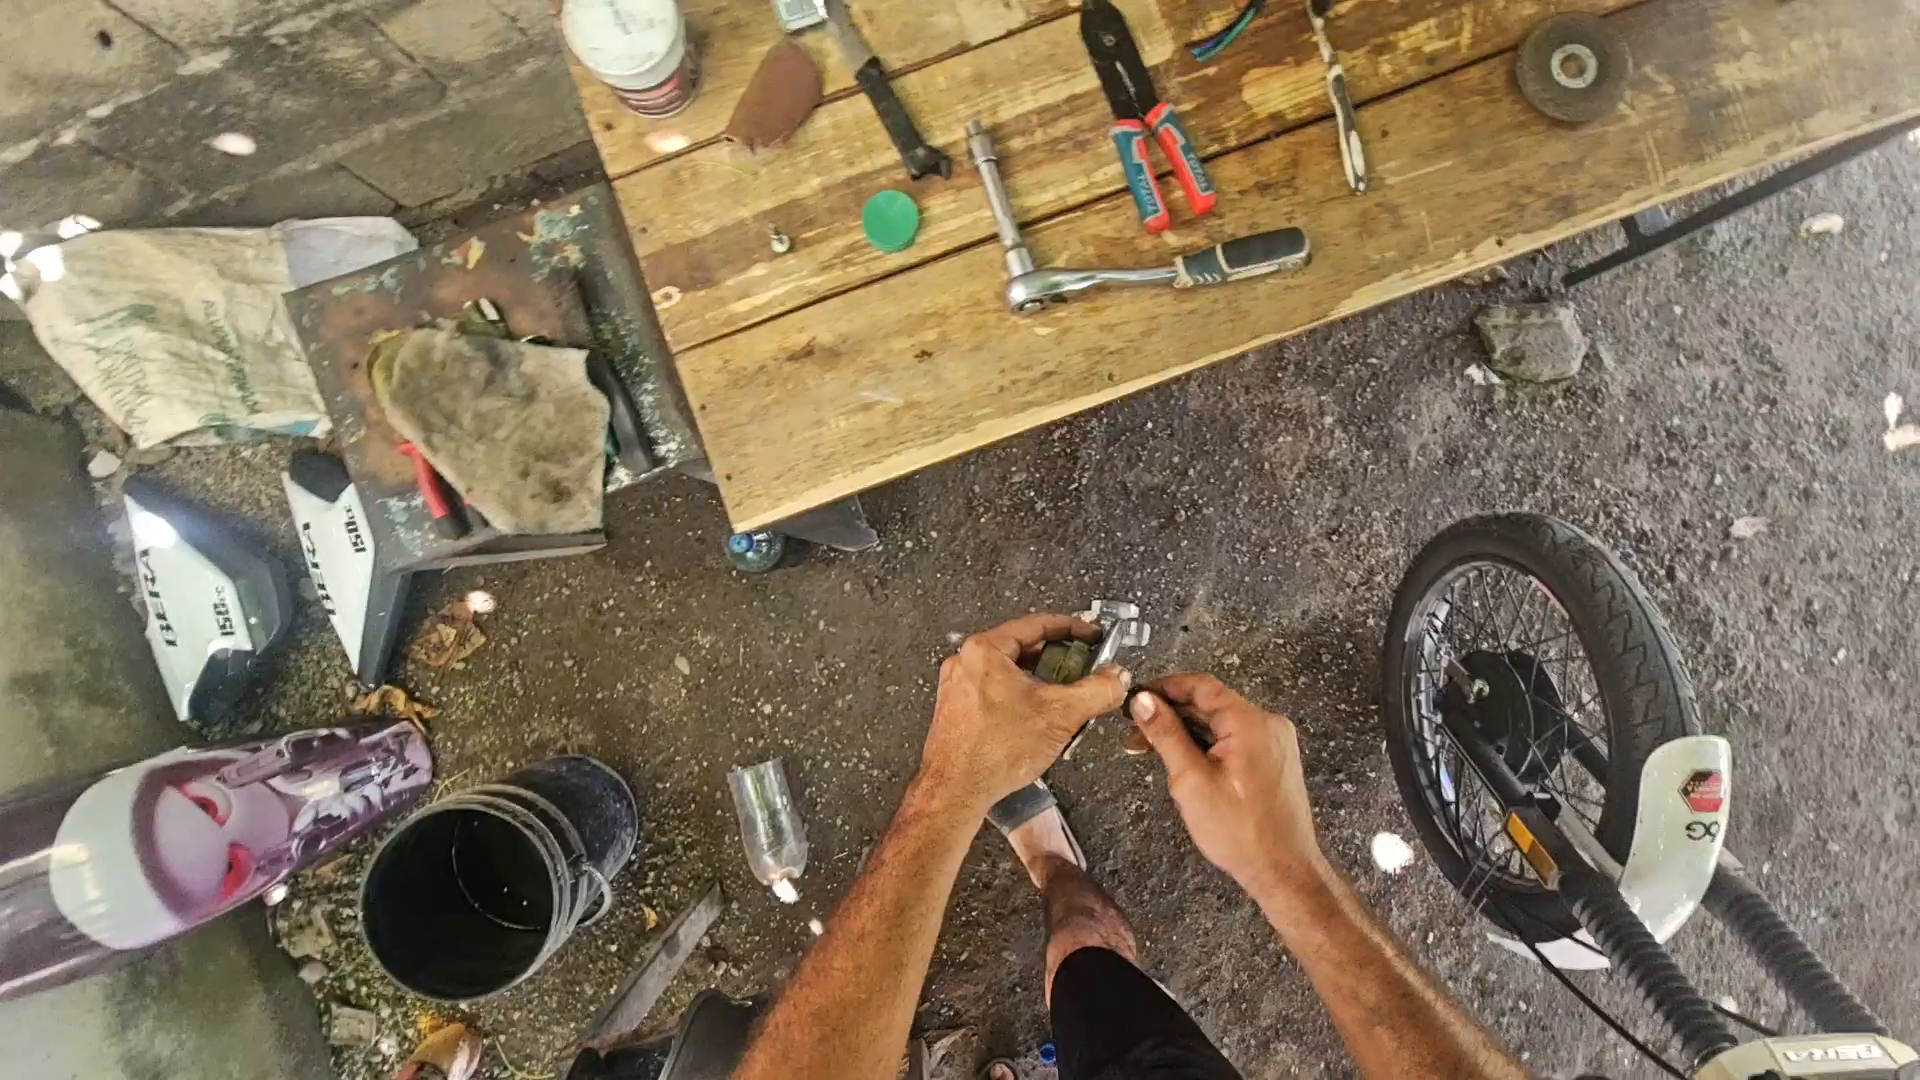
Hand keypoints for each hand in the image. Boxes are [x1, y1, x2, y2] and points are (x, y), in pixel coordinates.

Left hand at [920, 614, 1131, 813]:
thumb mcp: (1060, 714)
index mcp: (985, 650)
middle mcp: (966, 662)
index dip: (1072, 628)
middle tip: (1083, 667)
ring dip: (1039, 680)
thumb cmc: (994, 751)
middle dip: (1057, 658)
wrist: (956, 791)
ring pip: (1009, 672)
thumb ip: (1096, 690)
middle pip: (1022, 647)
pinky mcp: (956, 709)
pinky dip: (1020, 697)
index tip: (1091, 635)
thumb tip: (1116, 677)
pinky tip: (1037, 717)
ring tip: (1065, 696)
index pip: (1036, 623)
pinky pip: (995, 691)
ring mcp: (958, 686)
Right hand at [1129, 674, 1330, 903]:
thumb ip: (1165, 734)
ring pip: (1219, 722)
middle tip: (1134, 731)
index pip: (1201, 685)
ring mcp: (1273, 741)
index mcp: (1249, 722)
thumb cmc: (1238, 831)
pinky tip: (1181, 759)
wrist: (1285, 873)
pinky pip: (1233, 738)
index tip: (1136, 697)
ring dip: (1185, 731)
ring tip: (1150, 749)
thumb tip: (1141, 700)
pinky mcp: (1273, 759)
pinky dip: (1205, 744)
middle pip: (1209, 704)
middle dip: (1170, 714)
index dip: (1164, 686)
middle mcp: (1266, 724)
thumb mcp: (1191, 780)